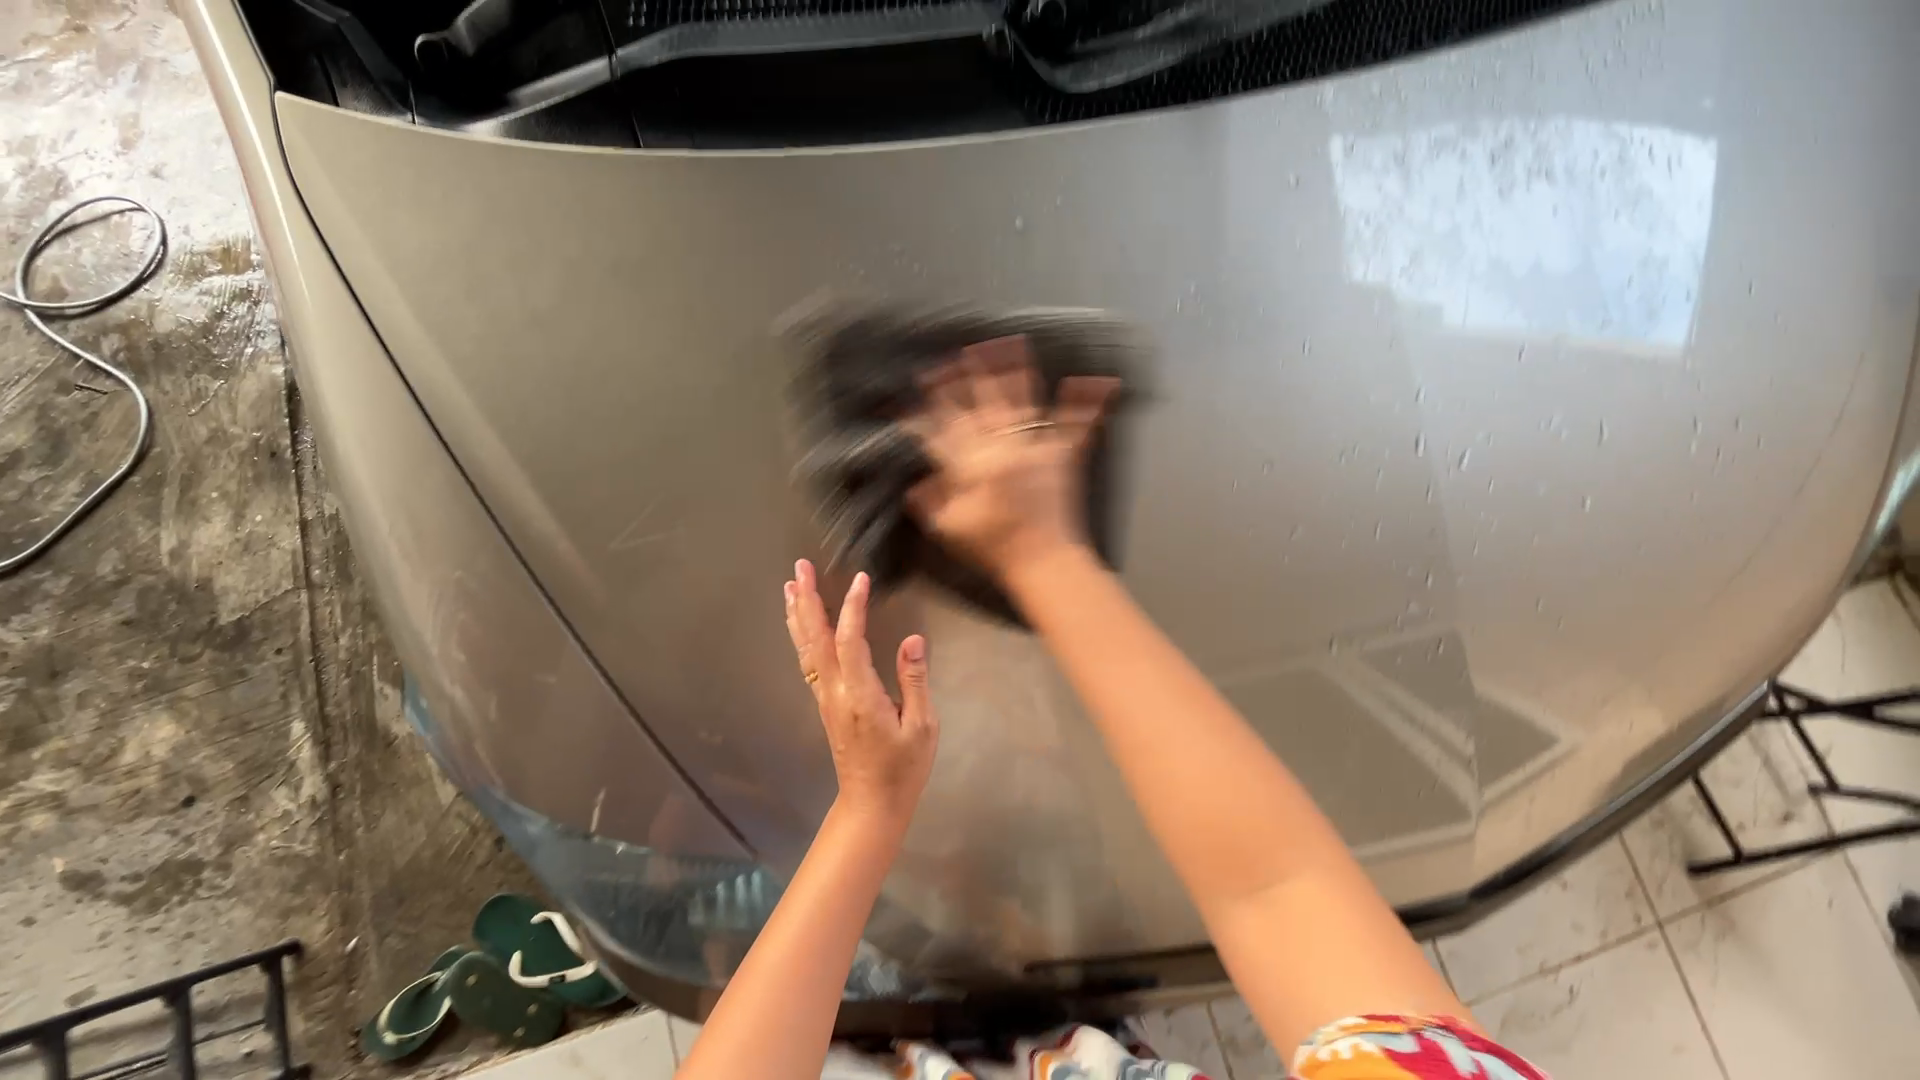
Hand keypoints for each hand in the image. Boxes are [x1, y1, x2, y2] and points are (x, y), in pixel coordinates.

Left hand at [784, 559, 937, 822]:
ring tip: (791, 584)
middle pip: (816, 639)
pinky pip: (809, 661)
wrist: (872, 803)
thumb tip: (913, 640)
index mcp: (860, 695)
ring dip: (798, 614)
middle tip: (800, 566)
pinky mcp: (825, 703)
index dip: (853, 608)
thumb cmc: (903, 767)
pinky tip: (800, 623)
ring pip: (806, 649)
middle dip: (808, 600)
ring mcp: (825, 697)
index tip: (861, 579)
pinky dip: (801, 636)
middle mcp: (835, 691)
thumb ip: (915, 681)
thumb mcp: (922, 726)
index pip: (851, 642)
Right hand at [906, 336, 1119, 580]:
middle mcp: (1001, 447)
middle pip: (981, 403)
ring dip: (1016, 370)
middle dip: (968, 375)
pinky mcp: (1064, 456)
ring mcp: (1035, 448)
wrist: (1043, 561)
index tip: (914, 388)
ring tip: (1012, 342)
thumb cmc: (994, 549)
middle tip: (959, 353)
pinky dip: (1089, 403)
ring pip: (1022, 401)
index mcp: (971, 465)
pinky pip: (1077, 426)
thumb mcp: (951, 529)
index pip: (942, 428)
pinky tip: (1100, 380)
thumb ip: (931, 503)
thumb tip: (915, 485)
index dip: (926, 407)